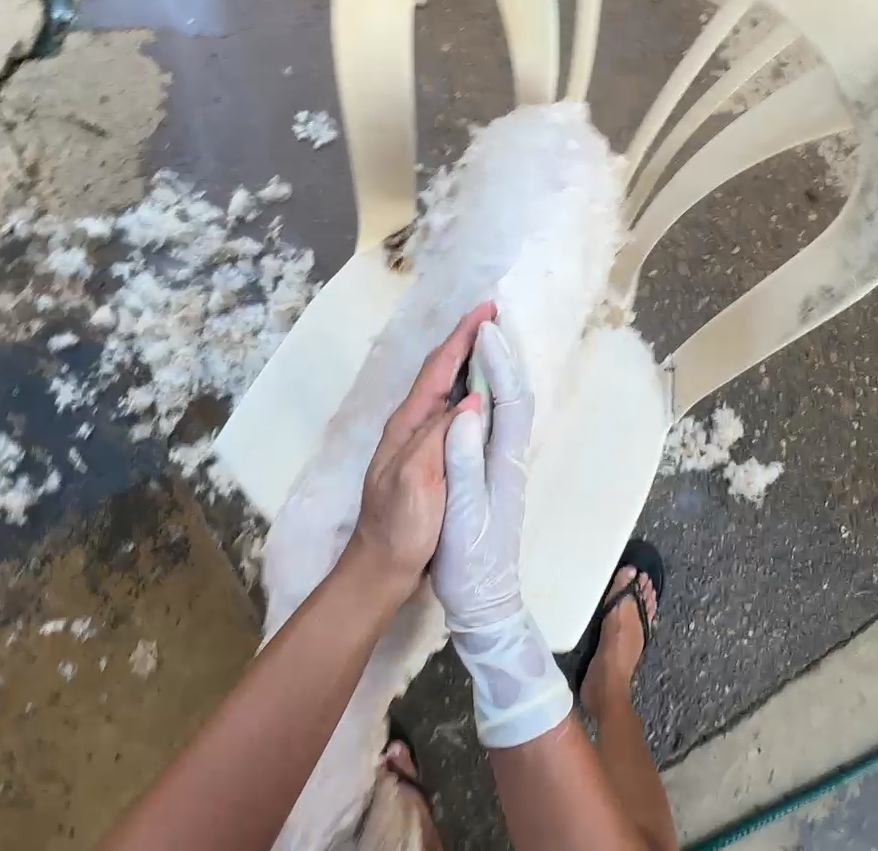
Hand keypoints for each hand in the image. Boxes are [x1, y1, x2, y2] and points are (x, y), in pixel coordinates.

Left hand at [347, 303, 495, 589]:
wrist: (382, 567)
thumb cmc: (399, 525)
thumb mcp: (415, 478)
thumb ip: (440, 436)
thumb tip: (474, 398)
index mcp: (408, 424)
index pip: (438, 369)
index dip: (462, 337)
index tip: (486, 311)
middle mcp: (413, 425)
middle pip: (441, 372)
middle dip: (466, 342)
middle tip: (495, 320)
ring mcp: (421, 442)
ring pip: (448, 391)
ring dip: (469, 364)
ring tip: (495, 346)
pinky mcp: (433, 459)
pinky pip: (455, 414)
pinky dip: (472, 395)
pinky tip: (486, 396)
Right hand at [434, 314, 569, 749]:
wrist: (485, 603)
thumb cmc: (472, 562)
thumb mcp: (464, 515)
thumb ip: (465, 462)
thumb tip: (470, 406)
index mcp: (504, 463)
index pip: (507, 400)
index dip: (498, 362)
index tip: (484, 328)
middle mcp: (510, 458)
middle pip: (514, 395)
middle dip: (505, 355)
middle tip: (489, 320)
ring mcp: (504, 467)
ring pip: (506, 407)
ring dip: (498, 371)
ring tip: (481, 343)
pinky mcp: (494, 476)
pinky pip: (495, 422)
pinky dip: (489, 395)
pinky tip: (474, 391)